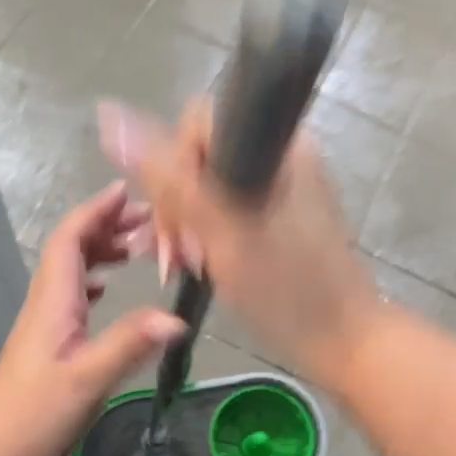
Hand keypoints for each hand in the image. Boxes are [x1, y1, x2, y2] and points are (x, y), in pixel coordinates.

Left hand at [0, 182, 185, 455]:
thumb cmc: (34, 417)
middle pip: (71, 249)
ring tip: (136, 249)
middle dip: (107, 226)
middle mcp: (44, 306)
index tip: (129, 193)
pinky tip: (105, 290)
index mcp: (52, 303)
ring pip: (70, 272)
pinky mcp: (46, 347)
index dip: (97, 211)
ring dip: (100, 252)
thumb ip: (130, 344)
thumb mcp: (88, 380)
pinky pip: (69, 297)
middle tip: (149, 221)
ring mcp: (42, 326)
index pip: (70, 239)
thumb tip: (179, 317)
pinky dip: (91, 281)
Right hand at [98, 98, 378, 381]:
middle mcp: (279, 154)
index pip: (197, 124)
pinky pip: (228, 209)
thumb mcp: (221, 230)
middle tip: (175, 259)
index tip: (176, 223)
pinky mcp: (280, 215)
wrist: (347, 341)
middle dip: (176, 205)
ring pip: (209, 187)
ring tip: (182, 268)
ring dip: (186, 225)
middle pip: (200, 156)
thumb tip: (109, 113)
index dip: (173, 167)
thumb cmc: (289, 289)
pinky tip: (196, 266)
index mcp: (276, 143)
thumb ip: (168, 176)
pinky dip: (207, 235)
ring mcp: (281, 186)